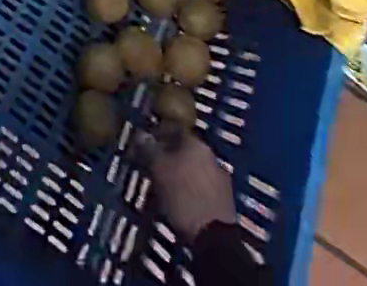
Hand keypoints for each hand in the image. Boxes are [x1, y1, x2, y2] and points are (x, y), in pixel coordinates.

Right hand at [140, 126, 236, 240]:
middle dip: (169, 154)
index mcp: (196, 144)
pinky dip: (190, 187)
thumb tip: (141, 134)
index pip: (174, 129)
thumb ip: (149, 149)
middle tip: (153, 163)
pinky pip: (202, 185)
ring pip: (194, 167)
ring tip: (164, 183)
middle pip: (185, 149)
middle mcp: (211, 156)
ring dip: (180, 172)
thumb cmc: (182, 196)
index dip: (158, 133)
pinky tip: (180, 197)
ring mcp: (221, 178)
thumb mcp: (159, 170)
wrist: (215, 238)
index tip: (145, 142)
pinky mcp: (225, 199)